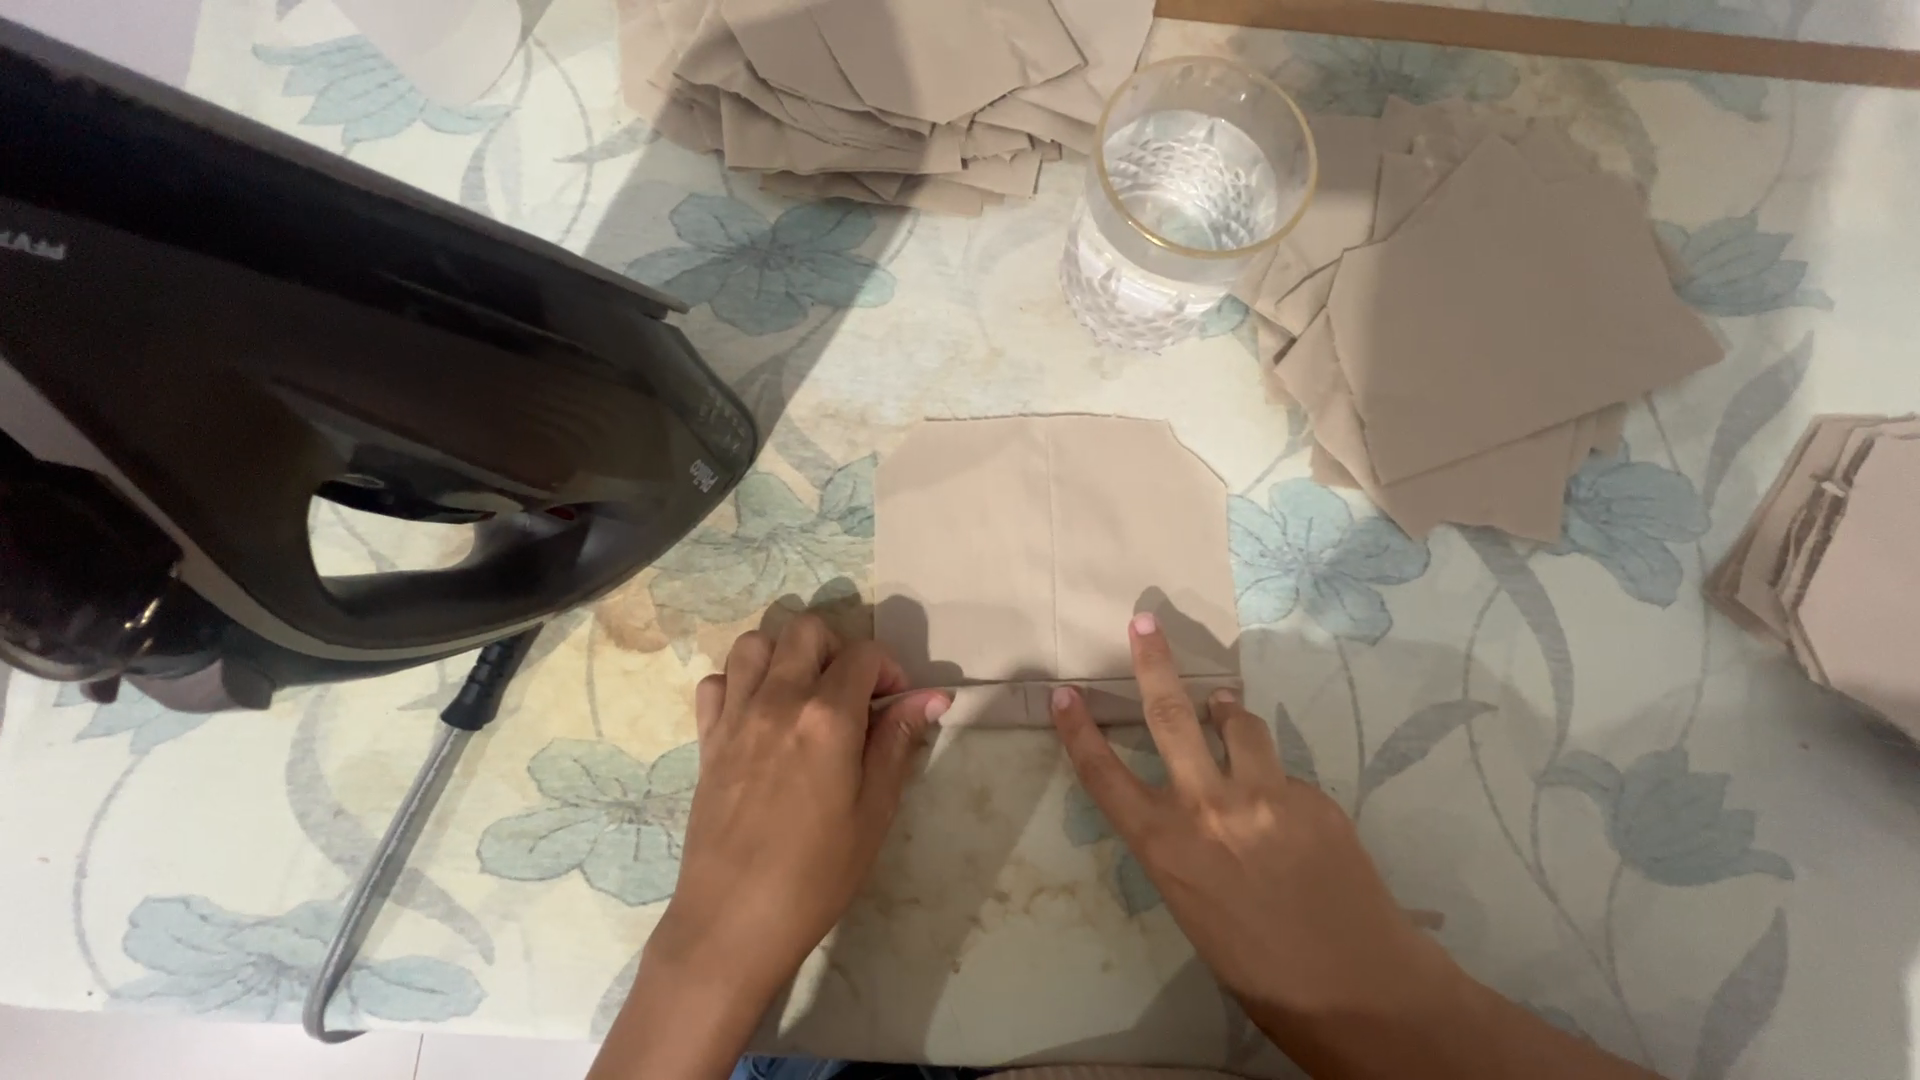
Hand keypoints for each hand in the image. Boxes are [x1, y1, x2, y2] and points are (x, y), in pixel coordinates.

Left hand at [591, 616, 947, 1079]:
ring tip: (805, 693)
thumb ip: (898, 741)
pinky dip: (740, 682)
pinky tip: (759, 714)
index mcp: (826, 716)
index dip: (890, 669)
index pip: (864, 654)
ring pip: (754, 643)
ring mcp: (735, 717)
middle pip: (806, 629)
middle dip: (838, 648)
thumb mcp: (875, 810)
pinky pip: (716, 682)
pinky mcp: (706, 740)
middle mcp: (777, 700)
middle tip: (852, 693)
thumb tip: (933, 696)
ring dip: (785, 654)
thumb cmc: (817, 874)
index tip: (897, 704)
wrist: (733, 923)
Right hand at [1051, 612, 1453, 1027]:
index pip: (1104, 775)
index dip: (1078, 732)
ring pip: (1237, 725)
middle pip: (1170, 715)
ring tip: (1225, 708)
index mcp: (1166, 846)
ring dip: (1226, 711)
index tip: (1064, 694)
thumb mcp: (1193, 908)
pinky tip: (1288, 810)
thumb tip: (1192, 804)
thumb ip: (1183, 848)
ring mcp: (1264, 795)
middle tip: (1145, 621)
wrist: (1360, 989)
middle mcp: (1207, 807)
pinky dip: (1273, 776)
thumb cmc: (1259, 969)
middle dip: (1153, 662)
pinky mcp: (1312, 797)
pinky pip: (1282, 771)